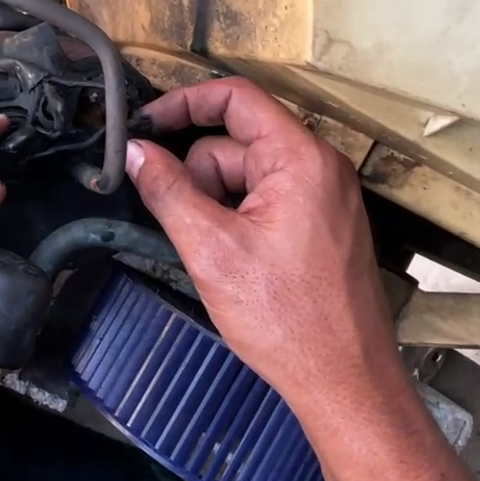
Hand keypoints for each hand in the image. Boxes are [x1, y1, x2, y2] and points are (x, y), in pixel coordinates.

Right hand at [124, 77, 390, 399]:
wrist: (344, 382)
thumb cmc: (287, 318)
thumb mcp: (210, 248)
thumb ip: (167, 190)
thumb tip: (134, 151)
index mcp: (300, 159)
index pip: (235, 98)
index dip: (183, 103)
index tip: (145, 126)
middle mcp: (317, 167)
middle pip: (233, 143)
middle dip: (196, 176)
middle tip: (183, 224)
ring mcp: (320, 196)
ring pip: (241, 175)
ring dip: (212, 202)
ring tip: (212, 253)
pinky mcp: (317, 223)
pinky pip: (260, 199)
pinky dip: (232, 217)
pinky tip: (228, 258)